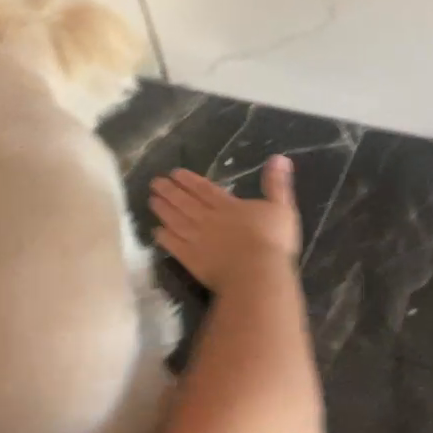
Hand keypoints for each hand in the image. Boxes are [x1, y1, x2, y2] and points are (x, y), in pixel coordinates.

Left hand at [150, 156, 300, 290]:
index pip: (204, 189)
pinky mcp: (193, 260)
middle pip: (185, 202)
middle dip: (170, 191)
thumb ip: (277, 183)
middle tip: (155, 183)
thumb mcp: (281, 207)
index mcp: (228, 206)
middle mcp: (208, 219)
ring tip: (151, 201)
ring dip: (163, 210)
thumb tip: (279, 158)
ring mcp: (198, 240)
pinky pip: (174, 246)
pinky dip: (164, 238)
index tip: (175, 173)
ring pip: (176, 221)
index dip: (189, 180)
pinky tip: (156, 233)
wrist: (256, 275)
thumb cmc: (272, 241)